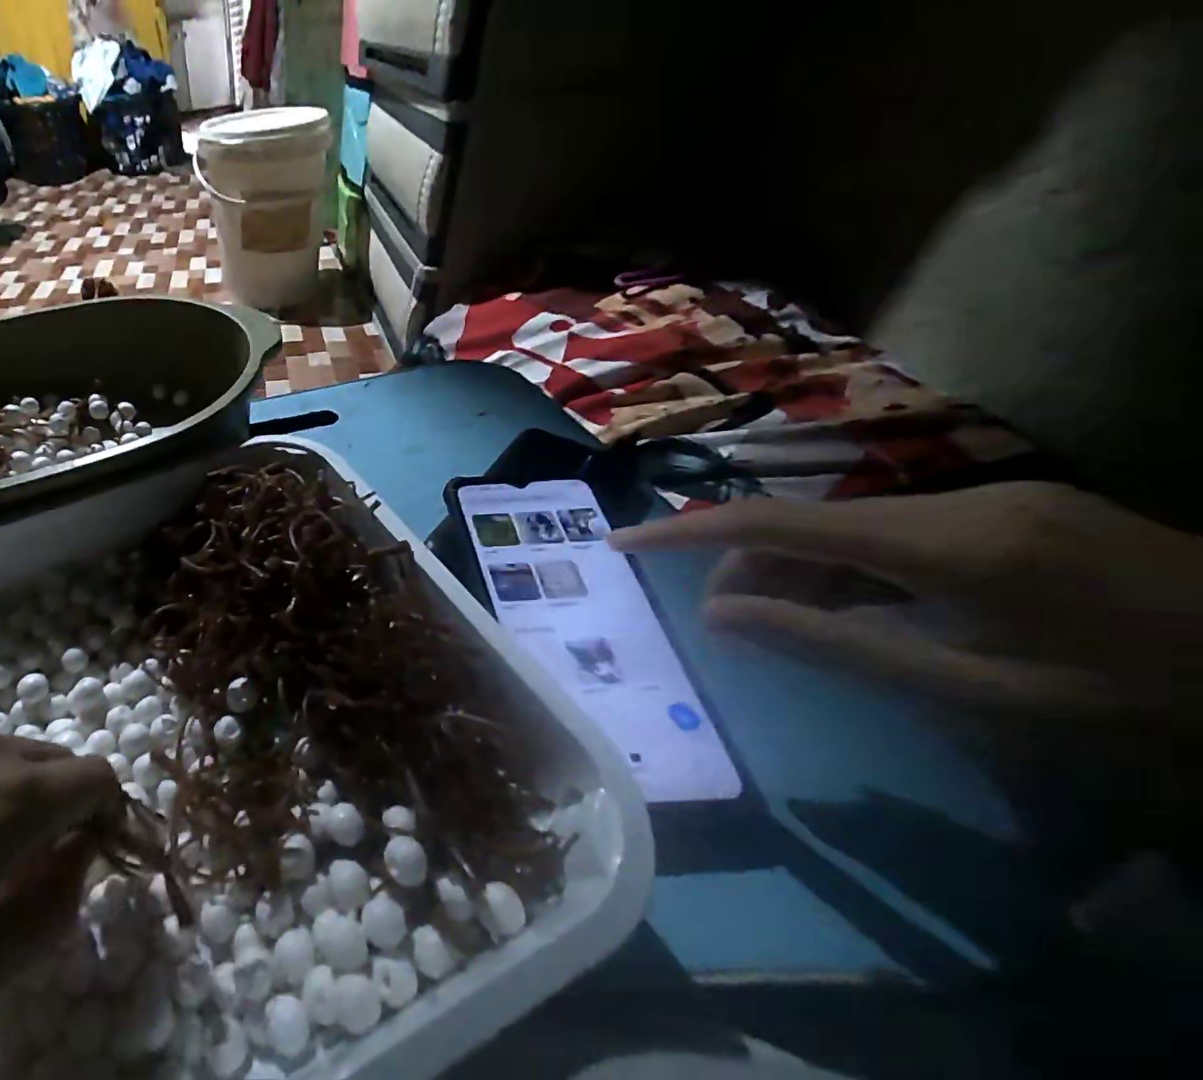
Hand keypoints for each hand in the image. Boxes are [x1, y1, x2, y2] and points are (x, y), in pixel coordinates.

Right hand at [610, 482, 1202, 721]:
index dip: (685, 531)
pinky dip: (850, 571)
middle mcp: (961, 504)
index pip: (776, 523)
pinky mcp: (1012, 512)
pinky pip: (892, 534)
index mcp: (951, 547)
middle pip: (806, 522)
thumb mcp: (973, 691)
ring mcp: (992, 501)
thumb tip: (717, 614)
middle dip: (747, 567)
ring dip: (798, 572)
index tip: (619, 542)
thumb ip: (831, 644)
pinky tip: (857, 611)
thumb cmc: (1141, 704)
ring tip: (789, 626)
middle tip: (730, 626)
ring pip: (845, 527)